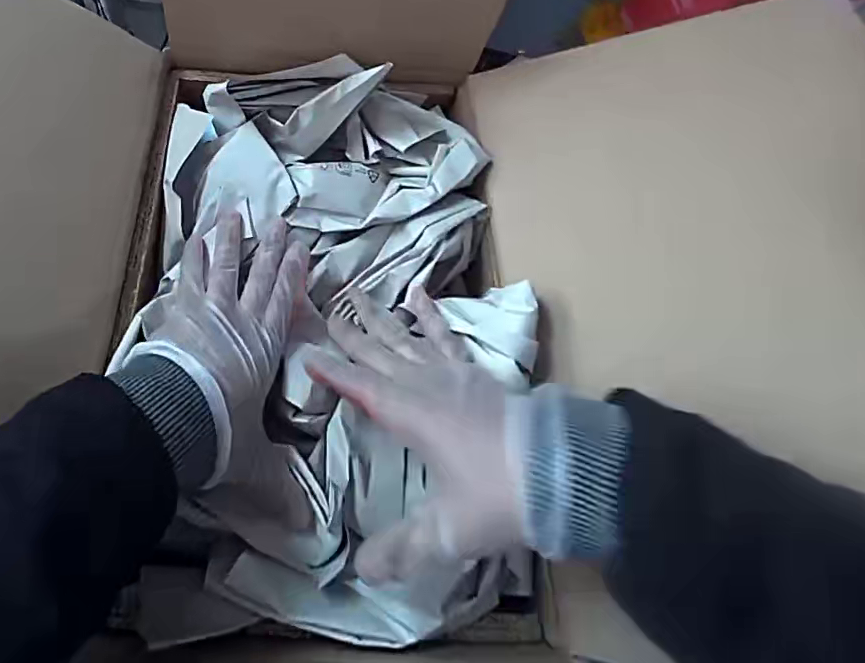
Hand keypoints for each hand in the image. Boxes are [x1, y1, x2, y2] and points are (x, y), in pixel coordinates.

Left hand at [134, 210, 307, 490]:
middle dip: (269, 247)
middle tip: (276, 220)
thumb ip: (280, 487)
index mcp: (265, 344)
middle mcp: (241, 318)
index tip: (300, 247)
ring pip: (223, 265)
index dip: (293, 272)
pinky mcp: (179, 309)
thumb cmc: (222, 432)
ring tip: (231, 212)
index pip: (286, 300)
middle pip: (259, 274)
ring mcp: (209, 309)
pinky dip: (191, 257)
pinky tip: (191, 239)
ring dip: (228, 239)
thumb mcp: (255, 462)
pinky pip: (188, 276)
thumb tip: (309, 532)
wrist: (175, 417)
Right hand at [303, 286, 525, 581]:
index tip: (306, 354)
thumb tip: (360, 572)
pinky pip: (445, 335)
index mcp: (407, 413)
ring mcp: (449, 372)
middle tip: (324, 311)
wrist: (559, 469)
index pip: (360, 387)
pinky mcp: (473, 370)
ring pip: (403, 338)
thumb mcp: (447, 531)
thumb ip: (402, 548)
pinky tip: (418, 292)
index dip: (332, 372)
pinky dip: (430, 313)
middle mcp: (422, 384)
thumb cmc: (497, 496)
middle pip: (376, 354)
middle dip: (348, 335)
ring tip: (356, 292)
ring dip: (378, 318)